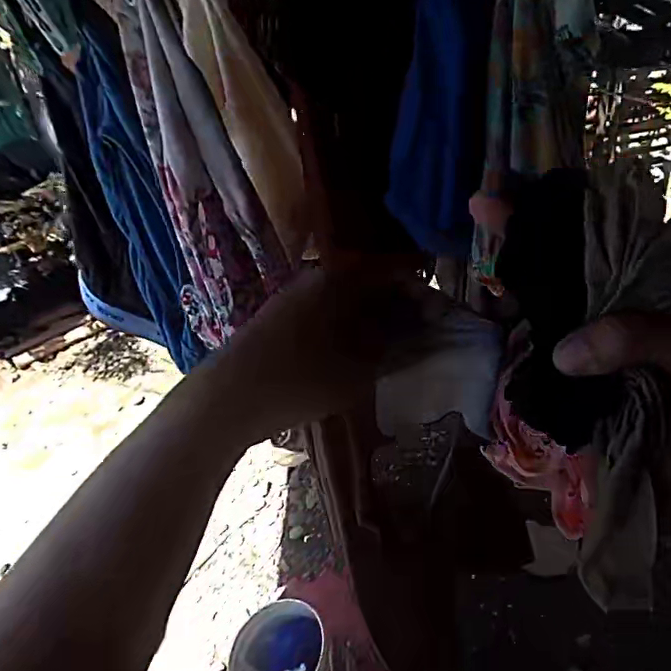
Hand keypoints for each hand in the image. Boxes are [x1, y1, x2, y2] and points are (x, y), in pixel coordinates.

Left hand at [197, 267, 430, 439]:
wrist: (226, 398)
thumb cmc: (297, 380)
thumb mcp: (356, 370)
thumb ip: (396, 348)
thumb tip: (428, 335)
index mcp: (339, 278)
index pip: (396, 273)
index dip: (425, 296)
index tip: (444, 321)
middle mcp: (319, 277)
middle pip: (374, 284)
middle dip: (403, 310)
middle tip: (425, 340)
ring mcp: (299, 295)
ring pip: (352, 301)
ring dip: (379, 321)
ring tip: (399, 352)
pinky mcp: (286, 317)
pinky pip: (332, 313)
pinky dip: (354, 329)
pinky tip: (363, 355)